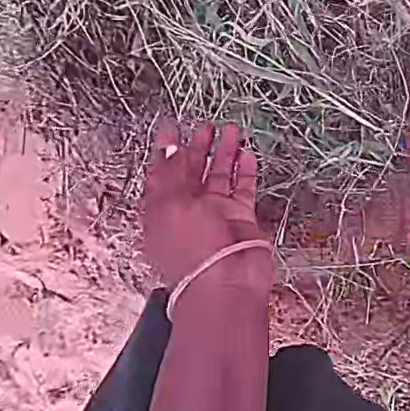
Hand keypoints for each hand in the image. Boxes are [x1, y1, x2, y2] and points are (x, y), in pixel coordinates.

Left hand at [143, 120, 271, 296]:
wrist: (226, 284)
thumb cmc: (192, 250)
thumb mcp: (171, 204)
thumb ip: (172, 173)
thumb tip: (168, 147)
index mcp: (163, 209)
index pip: (162, 173)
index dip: (165, 149)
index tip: (171, 128)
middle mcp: (189, 210)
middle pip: (193, 171)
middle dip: (199, 147)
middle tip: (206, 126)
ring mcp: (216, 214)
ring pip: (220, 175)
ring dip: (225, 152)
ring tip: (231, 130)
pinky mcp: (241, 218)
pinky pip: (243, 189)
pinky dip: (245, 171)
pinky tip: (247, 155)